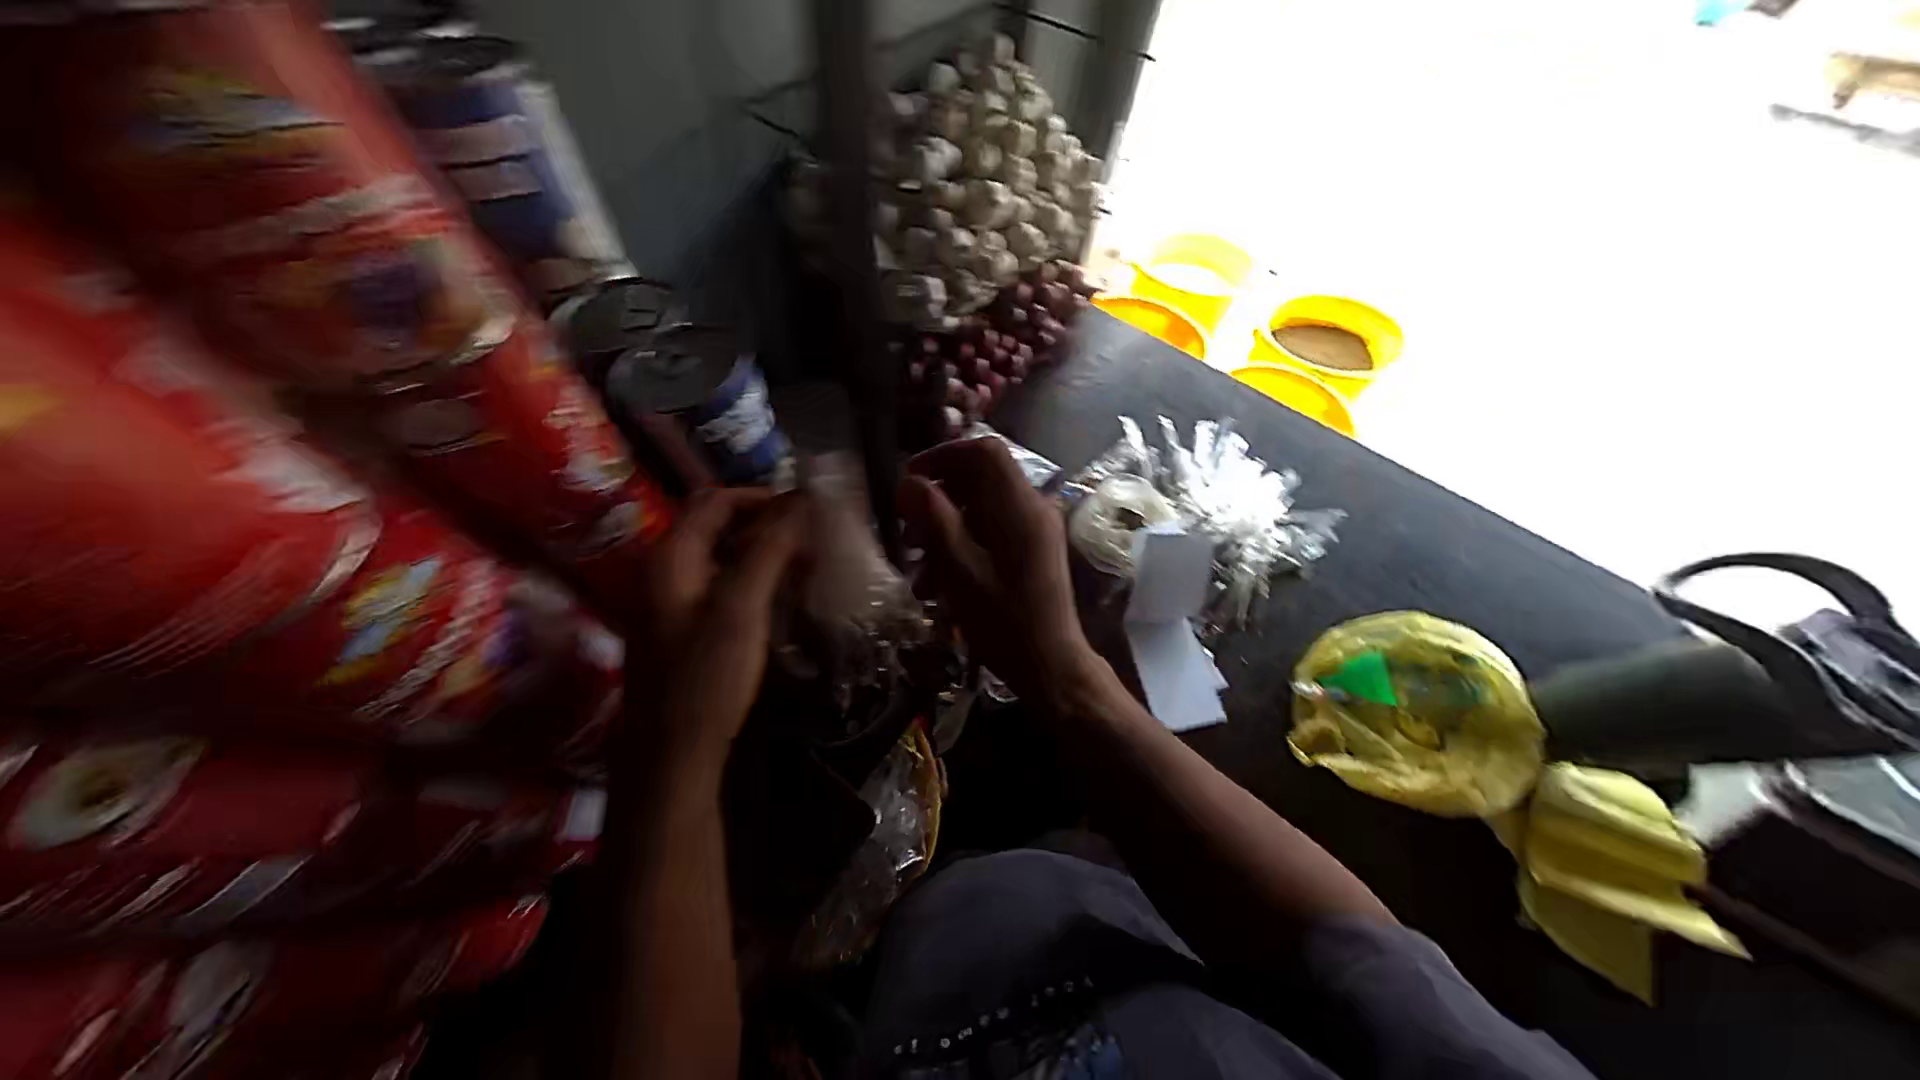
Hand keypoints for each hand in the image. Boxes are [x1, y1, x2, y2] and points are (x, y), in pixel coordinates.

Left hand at [627, 488, 808, 765]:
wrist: (673, 755)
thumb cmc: (707, 677)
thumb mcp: (742, 607)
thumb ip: (769, 549)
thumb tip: (801, 500)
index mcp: (670, 558)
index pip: (715, 500)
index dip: (762, 497)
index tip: (806, 510)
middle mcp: (663, 572)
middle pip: (716, 526)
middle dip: (765, 524)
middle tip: (810, 538)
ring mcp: (669, 603)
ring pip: (720, 558)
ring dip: (761, 553)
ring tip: (803, 565)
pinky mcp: (681, 630)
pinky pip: (719, 587)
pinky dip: (751, 580)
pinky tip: (779, 598)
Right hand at [899, 437, 1097, 699]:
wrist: (1050, 665)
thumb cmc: (1004, 622)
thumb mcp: (959, 571)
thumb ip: (934, 520)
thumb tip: (908, 482)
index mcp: (1020, 507)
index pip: (984, 451)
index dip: (943, 456)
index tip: (910, 481)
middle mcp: (1033, 508)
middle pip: (979, 479)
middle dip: (937, 501)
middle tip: (908, 534)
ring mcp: (1035, 529)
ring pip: (981, 508)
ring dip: (945, 530)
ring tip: (919, 570)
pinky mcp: (1032, 550)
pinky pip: (992, 531)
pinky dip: (963, 547)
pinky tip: (939, 584)